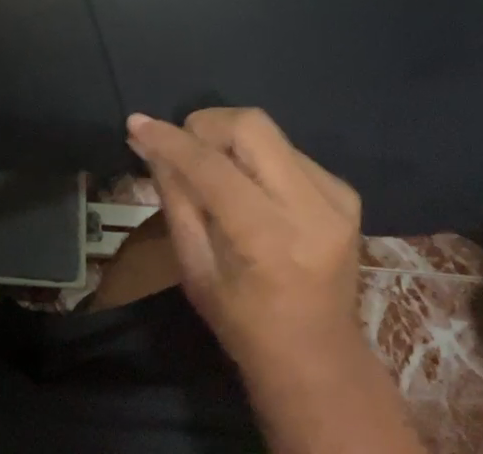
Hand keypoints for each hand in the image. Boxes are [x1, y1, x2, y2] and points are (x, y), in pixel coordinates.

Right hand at [125, 108, 365, 370]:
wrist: (319, 357)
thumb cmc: (244, 322)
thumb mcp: (194, 266)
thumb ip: (175, 197)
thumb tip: (146, 142)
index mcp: (269, 238)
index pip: (212, 166)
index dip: (169, 140)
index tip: (137, 124)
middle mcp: (311, 208)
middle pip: (250, 126)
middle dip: (205, 125)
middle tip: (181, 147)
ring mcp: (336, 198)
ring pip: (268, 133)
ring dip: (229, 140)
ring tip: (211, 170)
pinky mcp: (345, 194)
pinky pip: (287, 150)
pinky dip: (255, 156)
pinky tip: (247, 187)